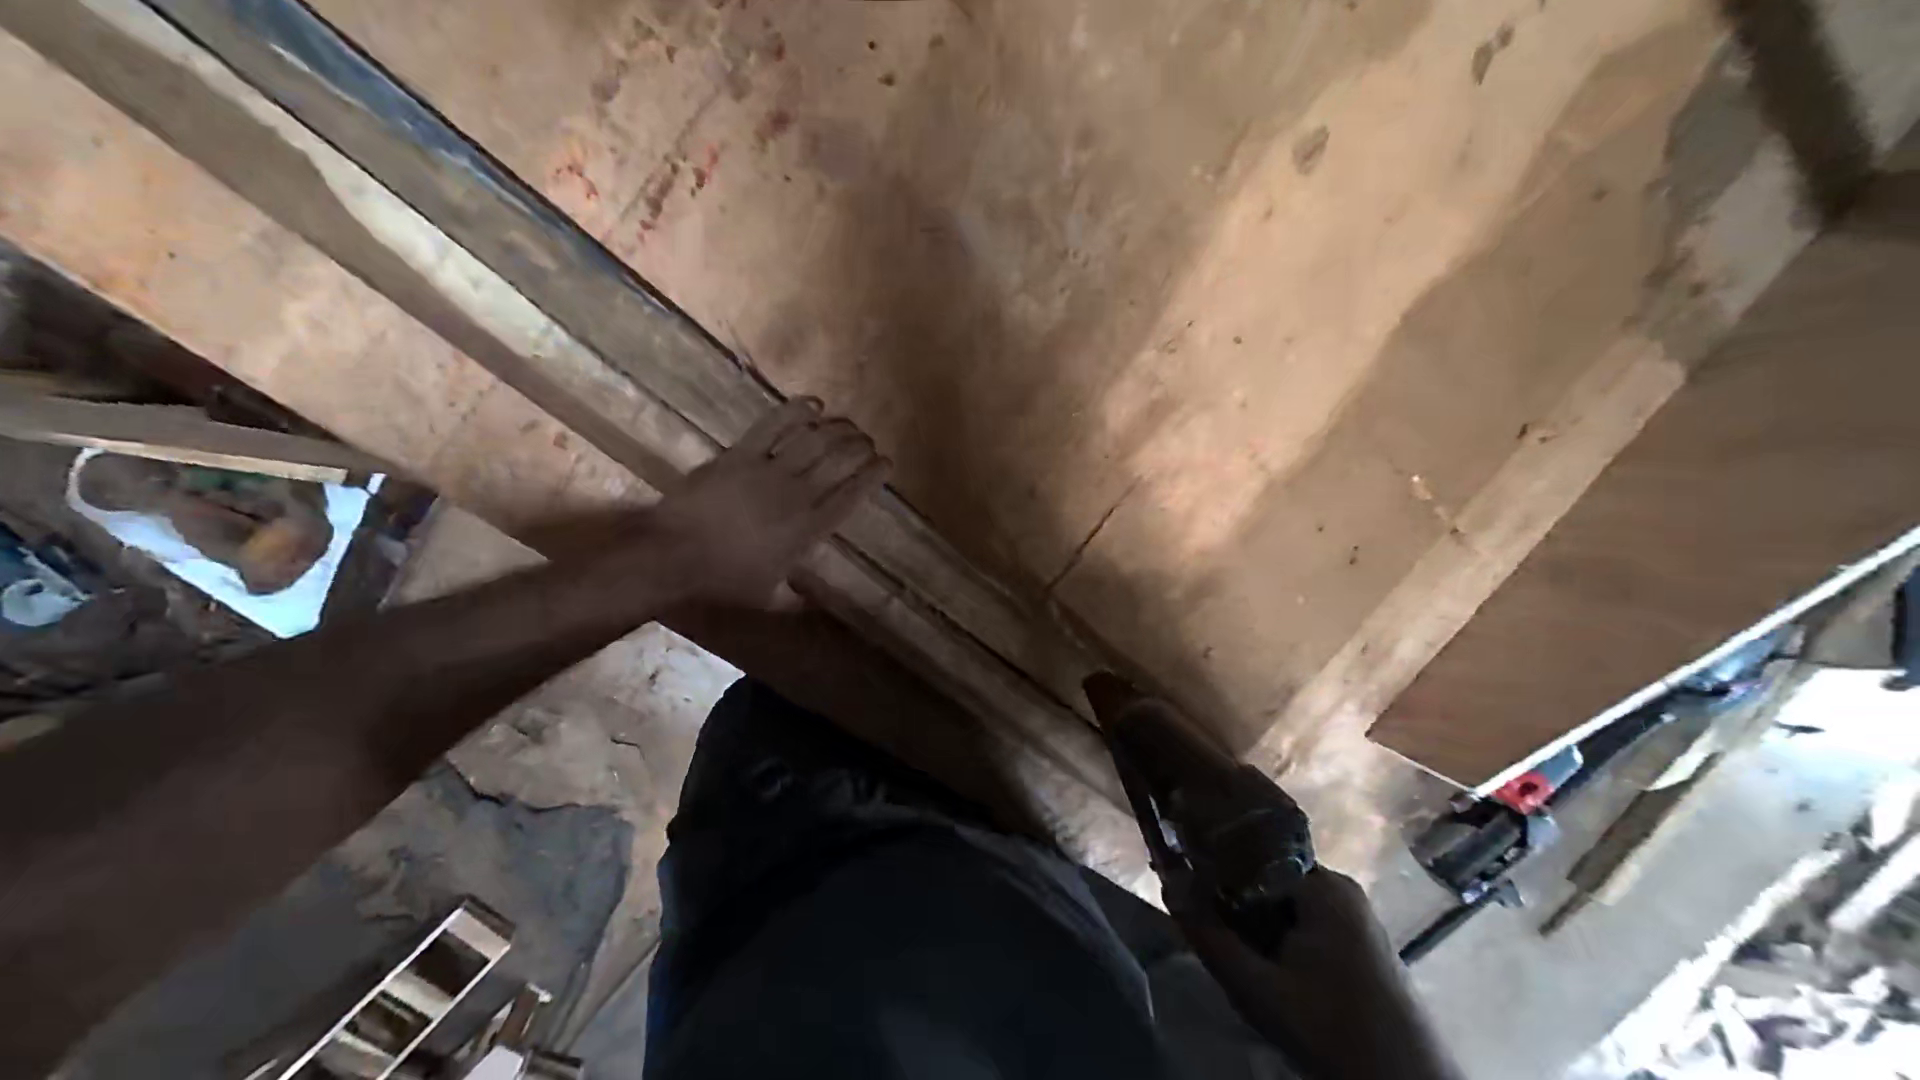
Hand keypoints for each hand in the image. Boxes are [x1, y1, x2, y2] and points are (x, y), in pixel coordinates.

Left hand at [646, 397, 889, 609]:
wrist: (673, 553)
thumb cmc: (722, 579)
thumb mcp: (766, 598)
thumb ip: (796, 599)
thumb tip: (817, 604)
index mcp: (808, 529)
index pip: (852, 495)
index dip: (873, 476)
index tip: (887, 463)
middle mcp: (798, 495)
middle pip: (840, 461)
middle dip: (861, 447)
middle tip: (868, 442)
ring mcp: (769, 470)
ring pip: (815, 439)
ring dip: (838, 428)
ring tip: (849, 424)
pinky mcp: (741, 453)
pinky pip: (773, 425)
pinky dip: (795, 410)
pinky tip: (813, 404)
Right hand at [1171, 867, 1464, 1079]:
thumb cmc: (1334, 1033)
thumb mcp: (1260, 991)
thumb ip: (1210, 936)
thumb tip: (1168, 882)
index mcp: (1323, 886)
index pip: (1252, 852)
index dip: (1215, 865)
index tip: (1186, 880)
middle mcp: (1340, 886)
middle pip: (1266, 874)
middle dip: (1233, 897)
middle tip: (1206, 923)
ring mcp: (1354, 913)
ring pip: (1282, 899)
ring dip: (1254, 919)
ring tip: (1232, 946)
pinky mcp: (1359, 939)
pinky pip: (1302, 917)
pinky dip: (1277, 932)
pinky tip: (1265, 963)